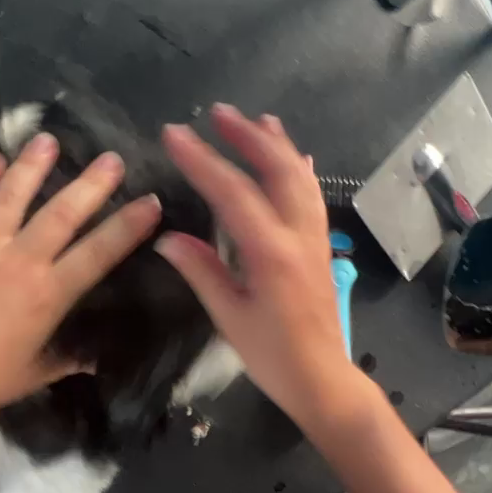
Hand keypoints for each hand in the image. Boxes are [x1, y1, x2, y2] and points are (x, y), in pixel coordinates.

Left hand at [0, 132, 163, 416]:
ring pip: (12, 194)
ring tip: (49, 140)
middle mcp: (18, 259)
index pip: (98, 254)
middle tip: (112, 159)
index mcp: (48, 295)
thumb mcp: (32, 375)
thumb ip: (66, 361)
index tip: (150, 203)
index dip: (127, 227)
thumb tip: (95, 359)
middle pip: (62, 212)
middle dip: (91, 184)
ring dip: (33, 165)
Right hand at [157, 105, 373, 423]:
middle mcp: (298, 237)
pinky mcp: (322, 251)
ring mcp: (315, 241)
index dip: (202, 161)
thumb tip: (169, 239)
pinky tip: (295, 159)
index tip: (174, 134)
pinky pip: (313, 199)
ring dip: (277, 146)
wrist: (323, 379)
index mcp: (271, 253)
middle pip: (276, 170)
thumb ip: (202, 272)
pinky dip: (301, 173)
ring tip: (258, 120)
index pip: (233, 193)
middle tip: (218, 113)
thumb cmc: (273, 357)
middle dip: (247, 137)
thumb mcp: (230, 318)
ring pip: (300, 179)